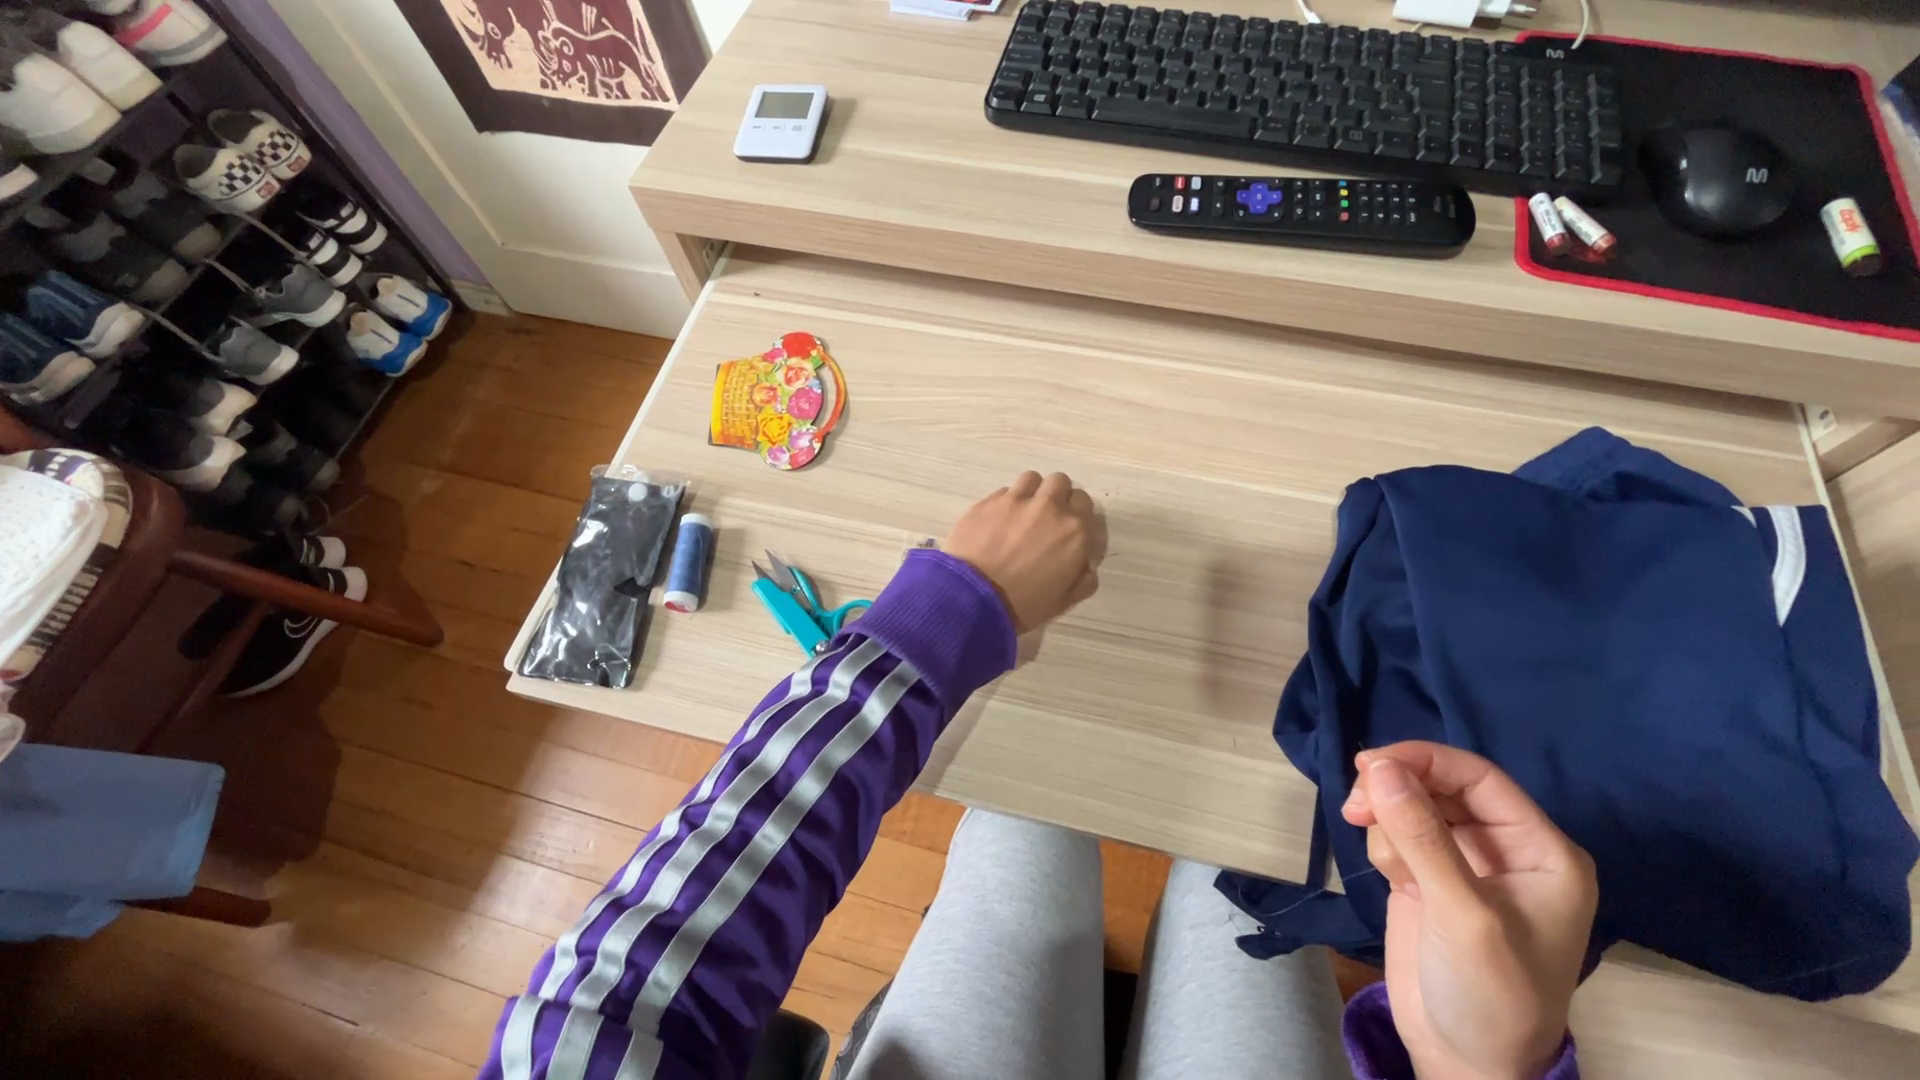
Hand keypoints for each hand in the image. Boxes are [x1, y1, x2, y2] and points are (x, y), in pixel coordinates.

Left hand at [944, 471, 1103, 633]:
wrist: (973, 598)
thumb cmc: (1023, 604)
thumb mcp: (1063, 601)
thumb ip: (1082, 580)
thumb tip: (1086, 568)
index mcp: (1075, 531)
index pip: (1084, 503)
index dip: (1075, 514)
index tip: (1065, 529)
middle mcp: (1049, 508)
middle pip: (1060, 482)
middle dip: (1056, 496)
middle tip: (1044, 518)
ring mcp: (1015, 501)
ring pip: (1032, 479)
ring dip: (1031, 492)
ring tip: (1021, 512)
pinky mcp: (987, 502)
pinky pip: (1003, 491)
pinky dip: (1004, 502)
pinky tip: (996, 521)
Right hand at [1343, 742, 1596, 1079]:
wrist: (1465, 1061)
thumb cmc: (1489, 991)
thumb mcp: (1461, 914)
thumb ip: (1422, 837)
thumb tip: (1378, 766)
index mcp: (1540, 851)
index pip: (1478, 777)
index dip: (1423, 760)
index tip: (1368, 764)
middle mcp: (1505, 848)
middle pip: (1439, 785)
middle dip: (1396, 793)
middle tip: (1354, 809)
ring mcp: (1464, 863)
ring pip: (1410, 806)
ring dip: (1388, 824)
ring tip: (1391, 870)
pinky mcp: (1428, 877)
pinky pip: (1396, 833)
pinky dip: (1384, 846)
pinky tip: (1395, 882)